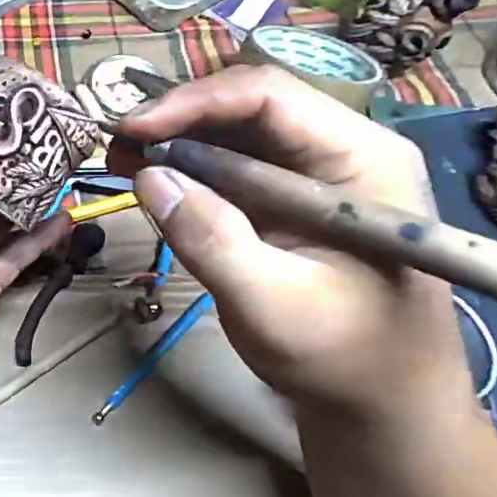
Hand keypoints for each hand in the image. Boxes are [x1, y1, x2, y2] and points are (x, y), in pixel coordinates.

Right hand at [108, 65, 472, 426]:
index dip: (193, 102)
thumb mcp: (271, 303)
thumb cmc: (342, 355)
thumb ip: (210, 238)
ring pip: (233, 132)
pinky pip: (229, 167)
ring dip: (174, 140)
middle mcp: (338, 151)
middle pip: (248, 105)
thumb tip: (148, 176)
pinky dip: (183, 167)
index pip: (269, 97)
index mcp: (359, 160)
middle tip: (115, 143)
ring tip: (119, 156)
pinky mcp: (285, 200)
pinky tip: (145, 174)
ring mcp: (311, 175)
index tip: (130, 129)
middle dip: (177, 118)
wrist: (380, 398)